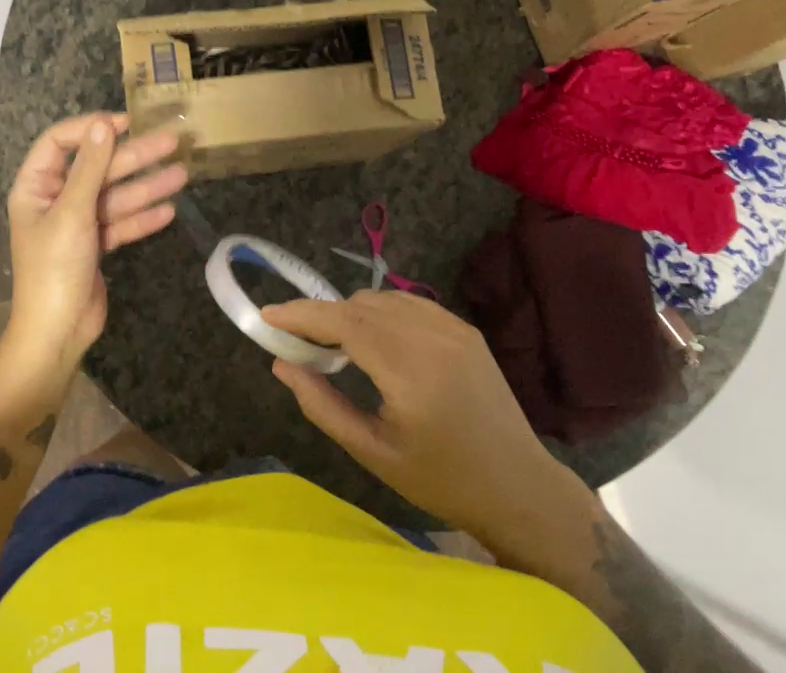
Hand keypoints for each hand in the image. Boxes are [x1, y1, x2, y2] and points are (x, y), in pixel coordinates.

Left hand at [1, 113, 186, 394]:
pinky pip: (120, 224)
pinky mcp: (95, 246)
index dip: (92, 129)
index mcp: (35, 188)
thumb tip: (104, 124)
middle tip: (172, 142)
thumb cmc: (55, 268)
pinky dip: (142, 218)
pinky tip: (169, 210)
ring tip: (183, 175)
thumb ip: (90, 168)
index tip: (126, 122)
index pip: (60, 143)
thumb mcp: (73, 213)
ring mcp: (76, 224)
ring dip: (146, 187)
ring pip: (114, 196)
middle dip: (134, 157)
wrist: (57, 332)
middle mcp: (54, 200)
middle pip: (97, 168)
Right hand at [262, 292, 584, 536]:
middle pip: (360, 306)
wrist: (518, 486)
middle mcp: (433, 338)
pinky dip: (380, 312)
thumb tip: (282, 365)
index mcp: (410, 372)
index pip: (344, 323)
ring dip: (350, 313)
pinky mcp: (466, 331)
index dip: (301, 314)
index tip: (267, 314)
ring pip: (384, 300)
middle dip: (321, 316)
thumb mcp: (372, 452)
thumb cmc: (440, 480)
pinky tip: (372, 339)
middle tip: (296, 343)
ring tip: (332, 345)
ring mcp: (454, 329)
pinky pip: (410, 304)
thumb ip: (322, 405)